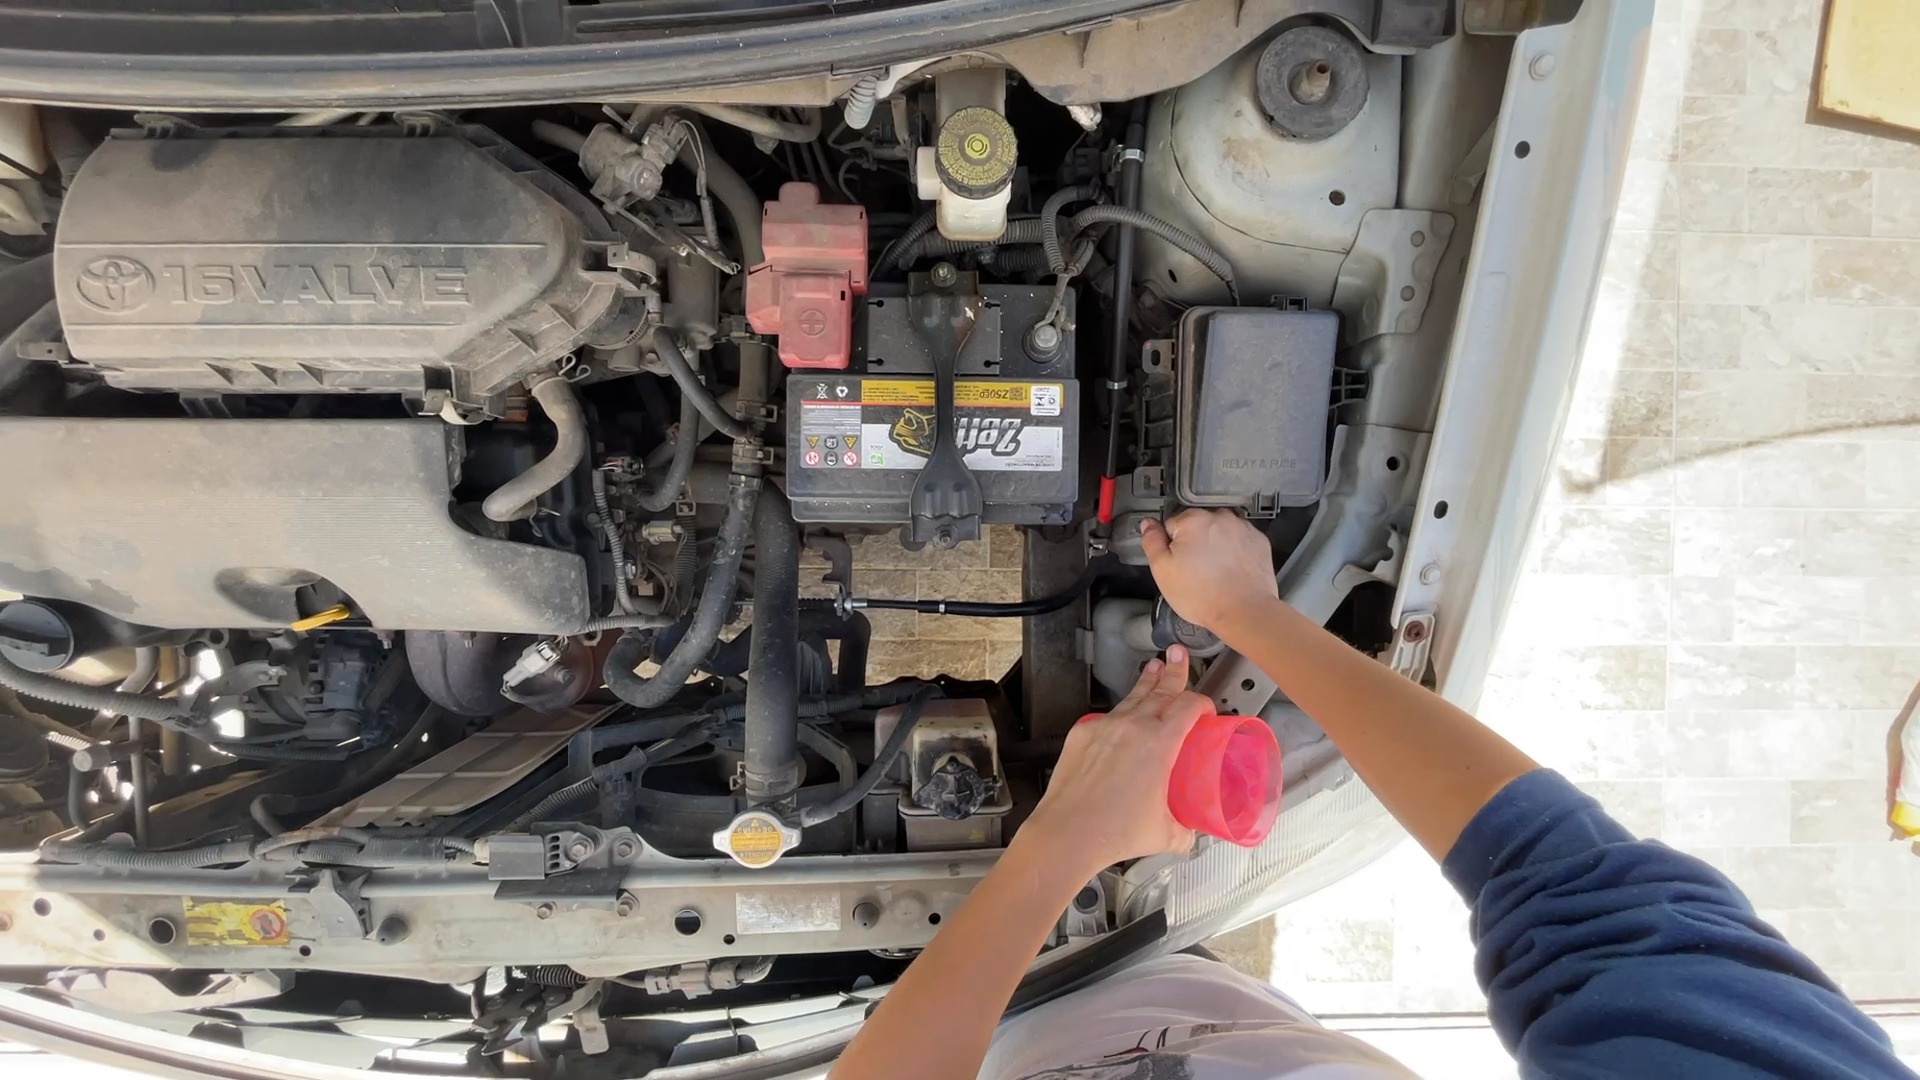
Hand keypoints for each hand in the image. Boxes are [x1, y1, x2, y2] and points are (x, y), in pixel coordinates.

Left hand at [1021, 645, 1209, 875]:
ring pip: (1132, 697)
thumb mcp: (1166, 833)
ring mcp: (1105, 726)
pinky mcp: (1082, 733)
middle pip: (1160, 690)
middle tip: (1179, 654)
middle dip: (1174, 671)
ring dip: (1146, 682)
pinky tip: (1123, 717)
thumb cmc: (1116, 832)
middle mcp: (1132, 726)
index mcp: (1160, 743)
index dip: (1202, 703)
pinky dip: (1120, 713)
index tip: (1206, 708)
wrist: (1068, 830)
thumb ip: (1185, 829)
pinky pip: (1107, 717)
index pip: (1188, 706)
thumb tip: (1190, 830)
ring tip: (1154, 667)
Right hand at [1139, 508, 1278, 631]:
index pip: (1170, 525)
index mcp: (1192, 520)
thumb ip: (1151, 541)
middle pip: (1196, 526)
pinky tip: (1229, 572)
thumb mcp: (1162, 569)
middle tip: (1194, 571)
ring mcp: (1242, 528)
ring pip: (1218, 533)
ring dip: (1214, 546)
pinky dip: (1234, 552)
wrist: (1244, 611)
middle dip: (1193, 544)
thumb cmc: (1203, 595)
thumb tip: (1148, 524)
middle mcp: (1219, 517)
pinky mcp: (1258, 541)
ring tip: (1213, 574)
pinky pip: (1238, 541)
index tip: (1176, 563)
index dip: (1170, 547)